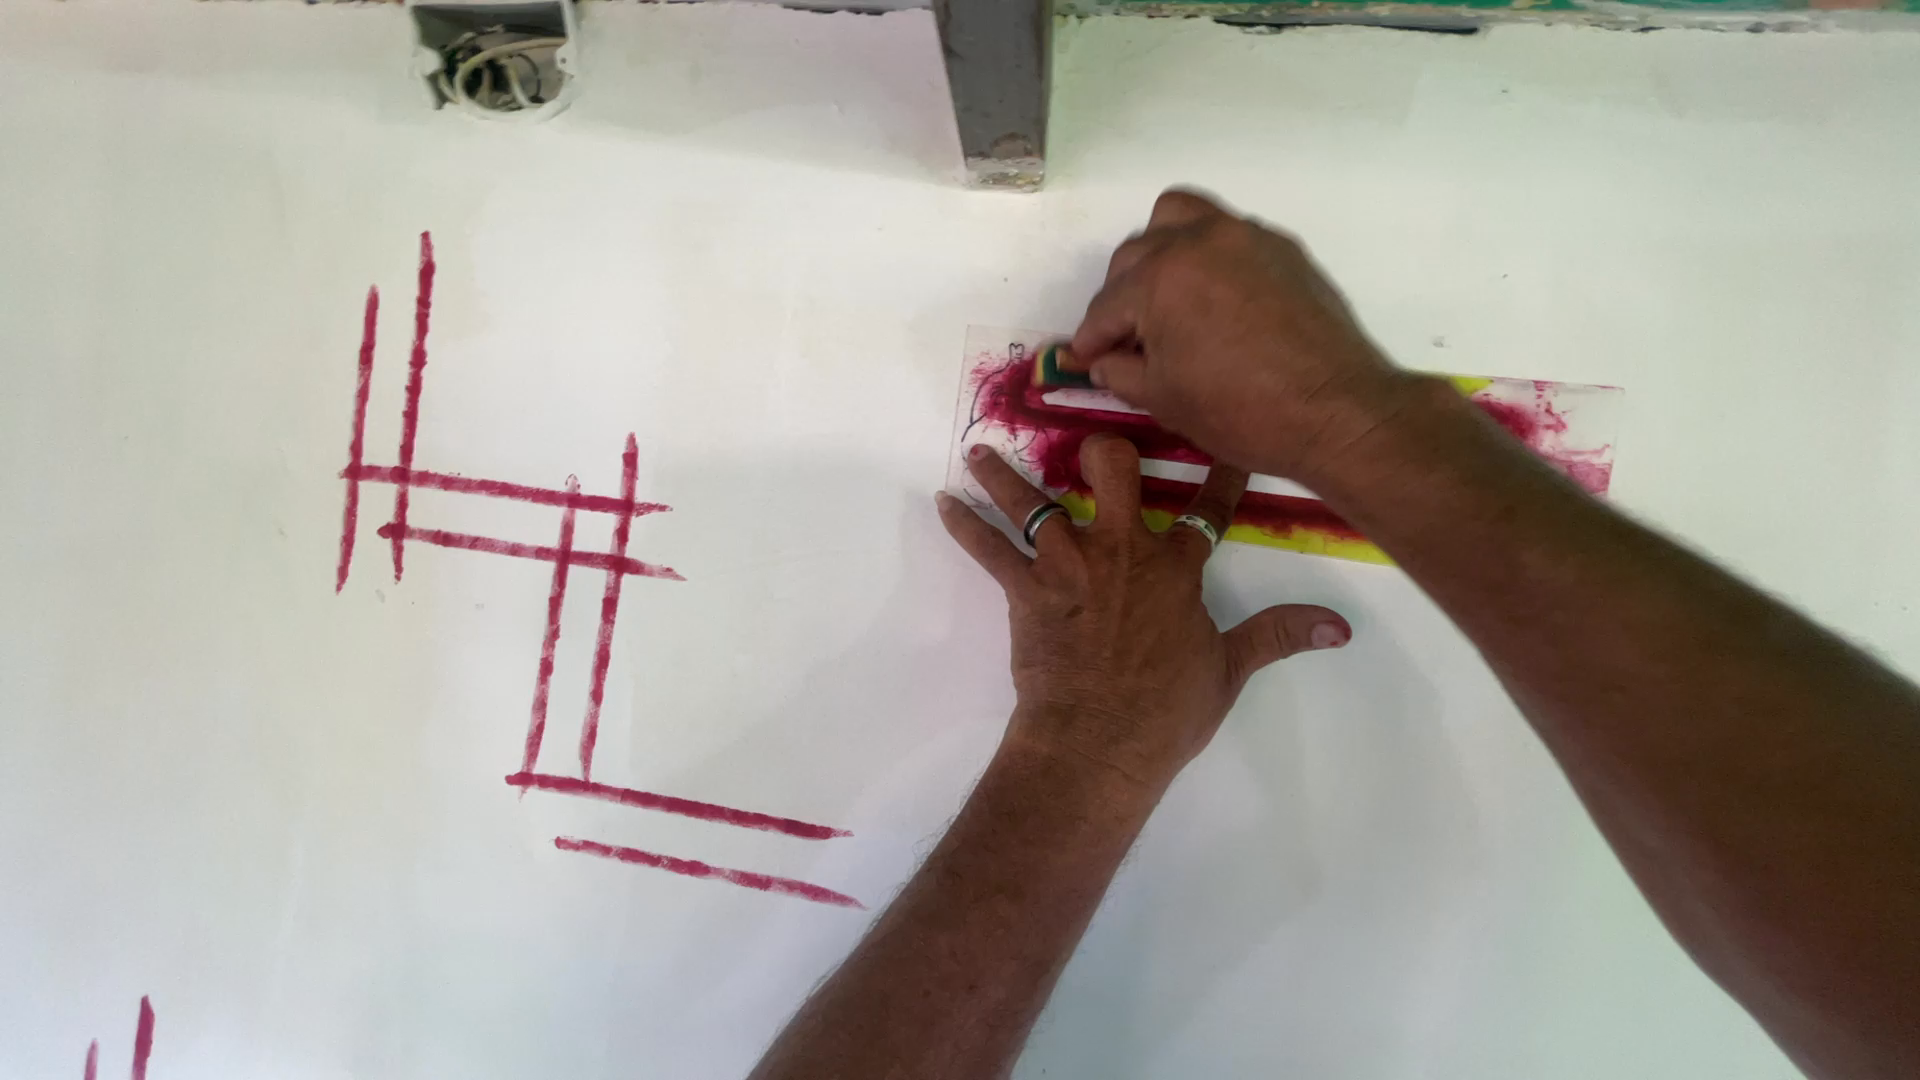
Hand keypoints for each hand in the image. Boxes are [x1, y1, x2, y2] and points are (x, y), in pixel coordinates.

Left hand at [937, 434, 1349, 793]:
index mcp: (1174, 568)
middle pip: (1111, 473)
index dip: (1220, 480)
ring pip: (1034, 501)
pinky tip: (944, 503)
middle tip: (1095, 451)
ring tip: (979, 451)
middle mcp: (1119, 550)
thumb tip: (1341, 627)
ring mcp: (1068, 564)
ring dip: (1004, 474)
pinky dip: (964, 525)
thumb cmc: (1165, 711)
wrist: (1099, 744)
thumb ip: (1278, 635)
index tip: (1226, 453)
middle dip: (1106, 453)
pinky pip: (988, 549)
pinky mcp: (1026, 589)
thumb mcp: (1229, 671)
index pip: (1207, 512)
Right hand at [1070, 189, 1416, 484]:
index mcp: (1160, 278)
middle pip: (1134, 254)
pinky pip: (1224, 234)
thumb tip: (1101, 361)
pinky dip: (1203, 258)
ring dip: (1157, 253)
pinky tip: (1211, 302)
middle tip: (1125, 340)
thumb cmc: (1237, 411)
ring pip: (1178, 219)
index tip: (1084, 360)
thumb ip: (1119, 372)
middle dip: (1118, 297)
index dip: (1089, 340)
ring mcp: (1244, 236)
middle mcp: (1198, 241)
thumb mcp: (1162, 400)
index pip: (1105, 306)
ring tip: (1163, 297)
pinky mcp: (1280, 247)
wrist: (1333, 410)